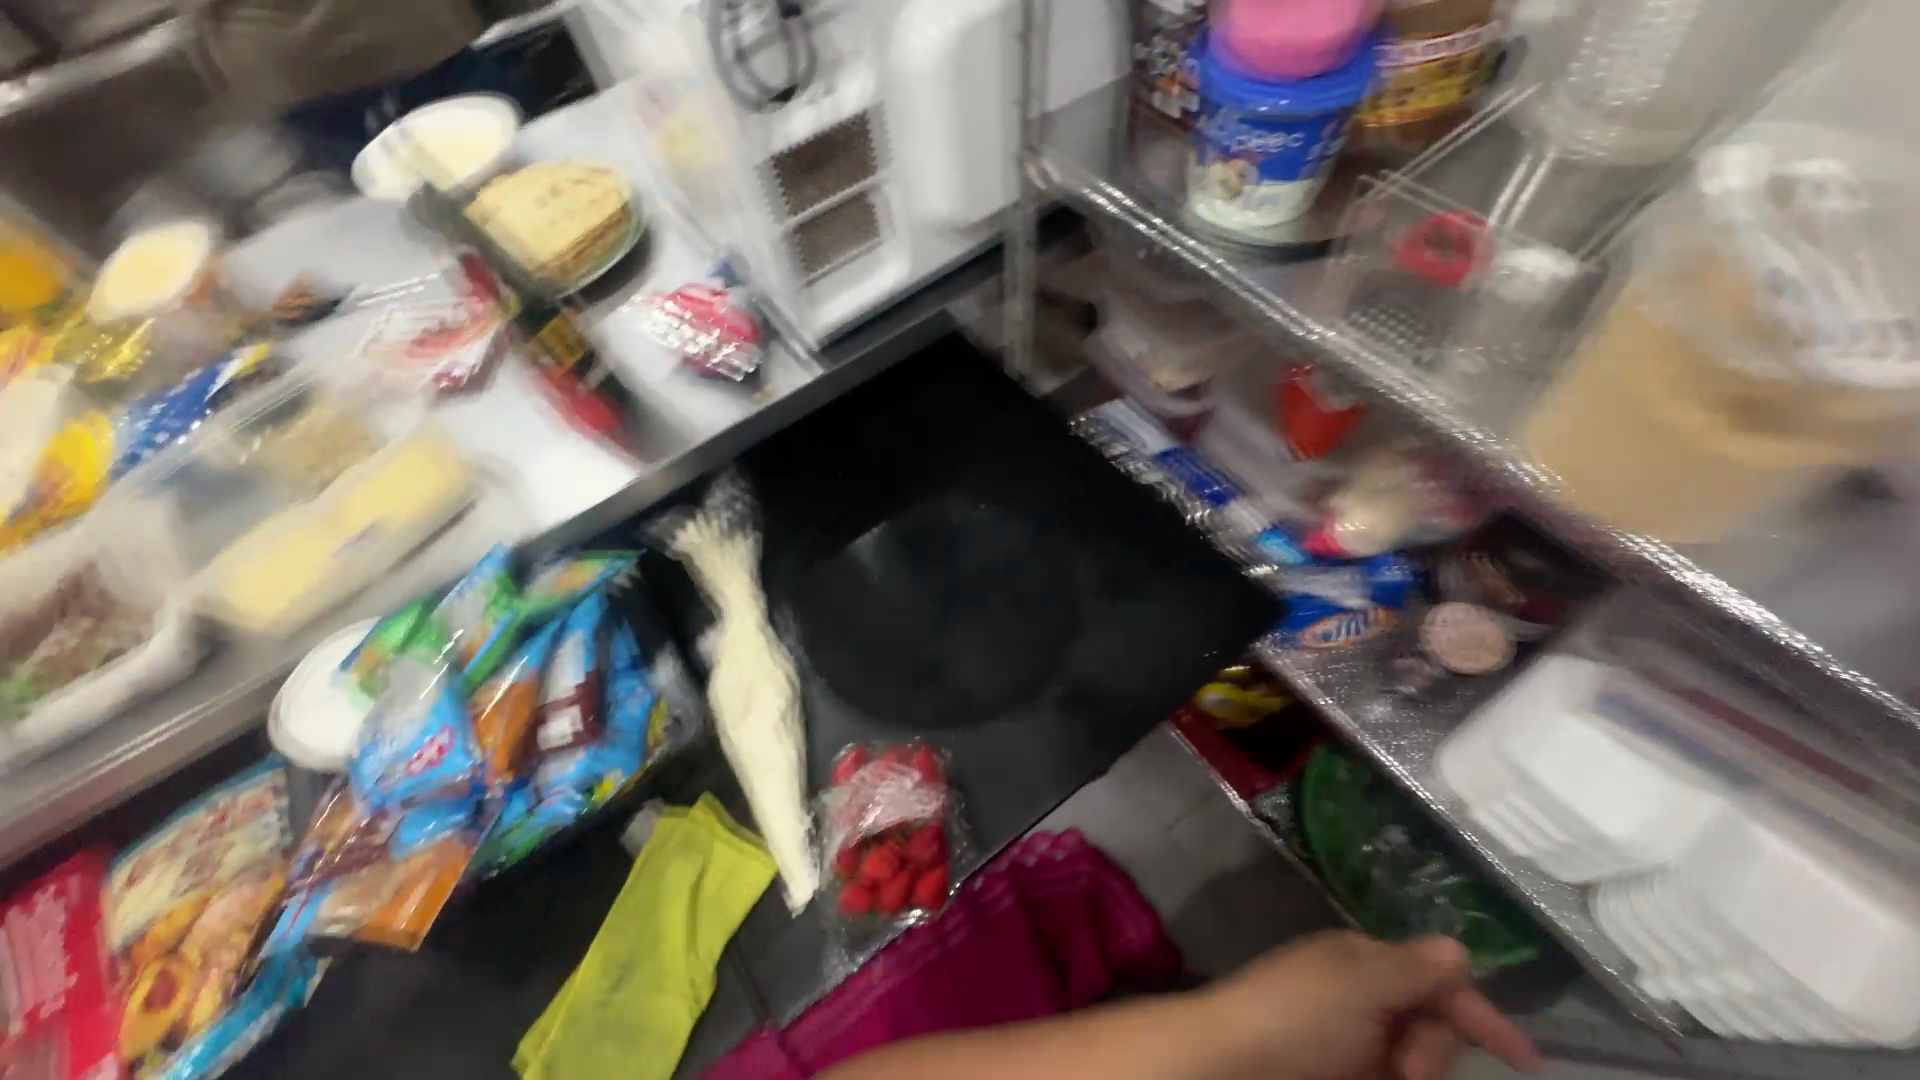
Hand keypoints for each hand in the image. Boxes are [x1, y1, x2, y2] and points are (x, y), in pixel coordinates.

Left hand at [1203, 932, 1543, 1079]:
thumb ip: (1411, 968)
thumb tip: (1457, 946)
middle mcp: (1364, 998)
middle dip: (1435, 1051)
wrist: (1233, 1065)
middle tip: (1407, 1071)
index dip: (1481, 1014)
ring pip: (1418, 1059)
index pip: (1438, 980)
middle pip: (1435, 1026)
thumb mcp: (1357, 983)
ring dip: (1418, 1068)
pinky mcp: (1350, 1073)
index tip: (1524, 1058)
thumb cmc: (1296, 1016)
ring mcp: (1355, 1042)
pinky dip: (1397, 1076)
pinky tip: (1387, 1078)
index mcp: (1364, 964)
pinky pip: (1391, 1074)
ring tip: (1391, 1079)